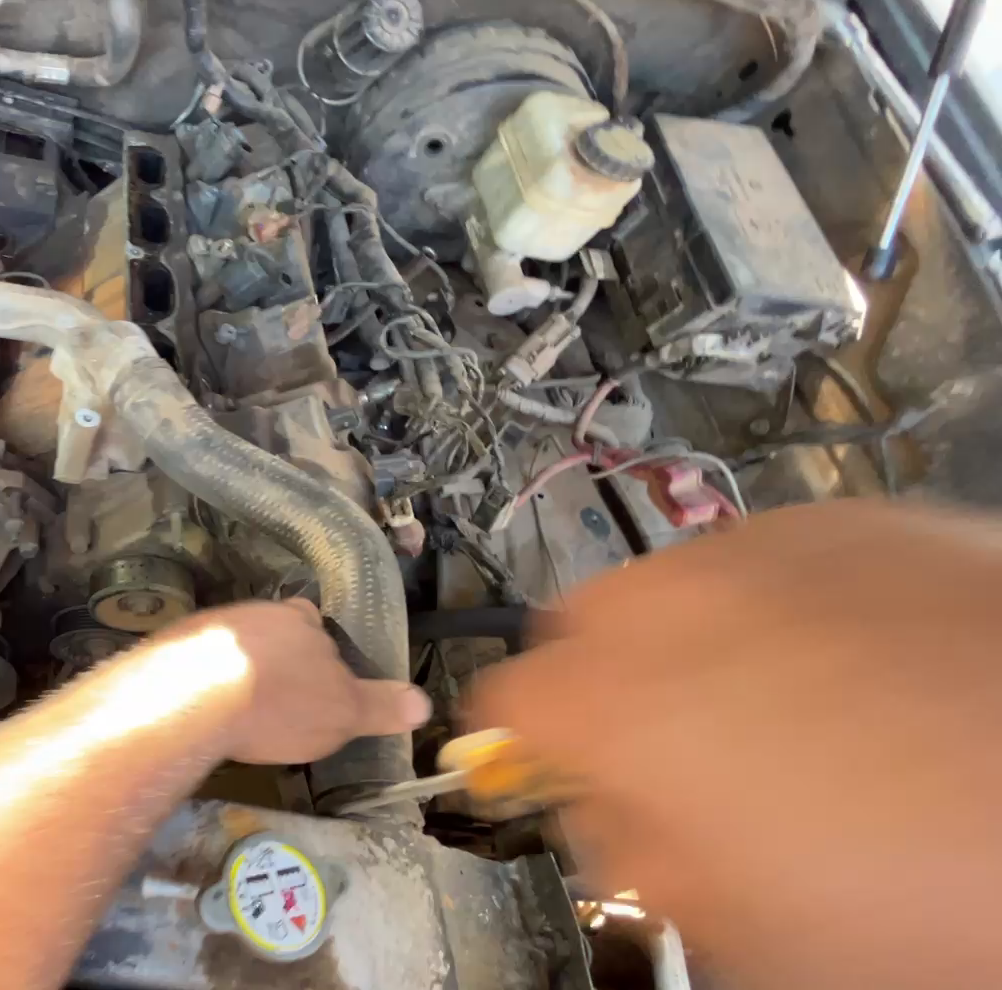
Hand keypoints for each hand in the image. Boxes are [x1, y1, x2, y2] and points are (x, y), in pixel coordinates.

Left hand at [155, 598, 429, 764]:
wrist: (197, 692)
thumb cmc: (281, 702)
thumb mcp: (342, 713)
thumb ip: (378, 705)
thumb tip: (421, 702)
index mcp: (300, 620)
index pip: (314, 623)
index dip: (316, 649)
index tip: (313, 679)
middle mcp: (255, 612)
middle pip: (271, 629)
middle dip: (275, 654)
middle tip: (276, 695)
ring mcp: (211, 624)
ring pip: (234, 641)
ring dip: (237, 665)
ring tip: (238, 705)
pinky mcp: (175, 643)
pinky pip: (197, 656)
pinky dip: (204, 676)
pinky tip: (205, 705)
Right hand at [468, 499, 1001, 989]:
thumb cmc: (949, 872)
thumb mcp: (741, 921)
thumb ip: (620, 854)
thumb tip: (589, 811)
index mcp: (601, 697)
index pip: (494, 698)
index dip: (527, 741)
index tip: (563, 763)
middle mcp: (642, 604)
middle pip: (572, 634)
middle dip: (610, 684)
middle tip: (692, 745)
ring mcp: (736, 552)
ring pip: (658, 591)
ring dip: (690, 641)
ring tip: (797, 709)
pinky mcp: (831, 522)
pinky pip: (756, 562)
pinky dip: (776, 606)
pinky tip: (856, 667)